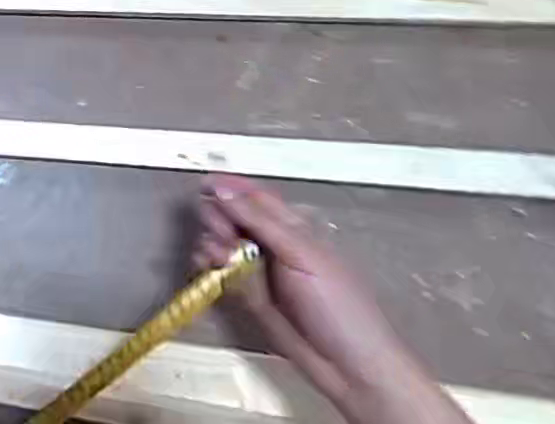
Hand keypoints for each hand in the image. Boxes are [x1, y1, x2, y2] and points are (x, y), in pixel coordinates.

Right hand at [194, 177, 470, 423]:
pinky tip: (206, 266)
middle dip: (217, 216)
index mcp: (289, 224)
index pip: (252, 194)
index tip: (202, 186)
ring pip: (218, 238)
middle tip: (222, 234)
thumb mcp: (301, 254)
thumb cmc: (337, 304)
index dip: (227, 185)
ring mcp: (255, 266)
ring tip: (218, 257)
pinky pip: (216, 267)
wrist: (352, 370)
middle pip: (230, 212)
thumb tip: (219, 188)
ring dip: (210, 240)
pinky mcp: (245, 291)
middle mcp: (268, 239)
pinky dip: (206, 262)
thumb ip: (258, 219)